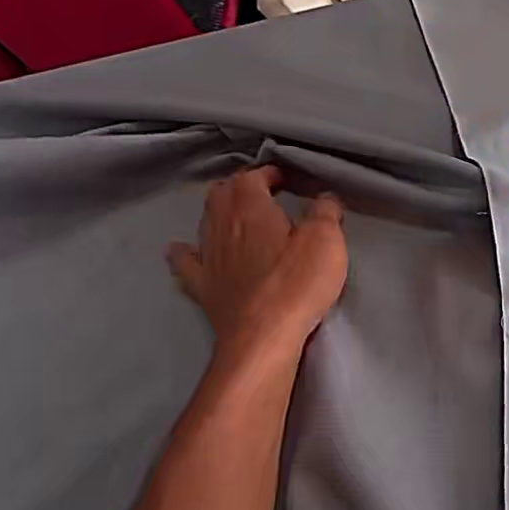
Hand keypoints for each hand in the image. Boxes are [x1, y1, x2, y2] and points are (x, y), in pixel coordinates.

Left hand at [167, 166, 346, 362]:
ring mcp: (207, 257)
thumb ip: (326, 212)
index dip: (268, 173)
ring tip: (238, 215)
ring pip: (205, 220)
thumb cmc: (297, 283)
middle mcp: (222, 225)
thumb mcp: (326, 240)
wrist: (263, 337)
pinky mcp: (202, 286)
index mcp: (251, 209)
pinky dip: (186, 251)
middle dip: (241, 187)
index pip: (251, 177)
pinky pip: (186, 262)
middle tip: (265, 193)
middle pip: (222, 193)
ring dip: (220, 211)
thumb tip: (324, 198)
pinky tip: (182, 249)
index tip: (286, 178)